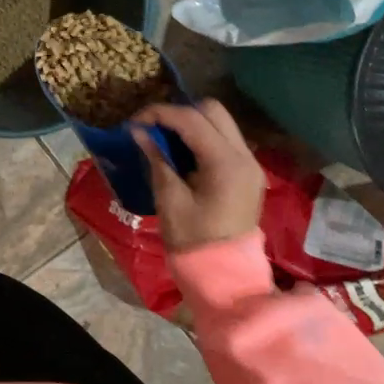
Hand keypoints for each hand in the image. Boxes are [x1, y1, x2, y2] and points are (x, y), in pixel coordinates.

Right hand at [131, 99, 264, 251]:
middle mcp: (244, 156)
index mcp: (226, 163)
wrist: (225, 273)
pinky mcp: (247, 172)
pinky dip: (201, 136)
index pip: (191, 120)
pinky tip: (181, 152)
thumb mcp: (169, 199)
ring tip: (164, 138)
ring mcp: (250, 164)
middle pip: (212, 111)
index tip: (134, 123)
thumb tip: (139, 132)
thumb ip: (157, 159)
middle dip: (179, 113)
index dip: (159, 114)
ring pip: (220, 122)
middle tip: (152, 129)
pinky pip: (224, 138)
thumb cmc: (193, 239)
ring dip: (191, 123)